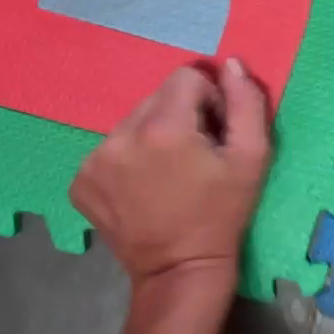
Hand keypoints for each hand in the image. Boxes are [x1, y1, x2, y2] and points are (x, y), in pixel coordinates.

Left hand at [69, 60, 271, 287]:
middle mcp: (120, 136)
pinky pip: (112, 149)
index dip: (210, 99)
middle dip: (181, 116)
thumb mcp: (253, 156)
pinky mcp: (80, 181)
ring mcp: (93, 161)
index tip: (216, 133)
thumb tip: (232, 64)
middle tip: (195, 156)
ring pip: (133, 122)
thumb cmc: (223, 212)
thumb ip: (247, 102)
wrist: (180, 269)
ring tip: (170, 173)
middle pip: (157, 98)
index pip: (187, 77)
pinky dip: (130, 159)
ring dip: (154, 136)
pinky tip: (145, 187)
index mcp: (163, 127)